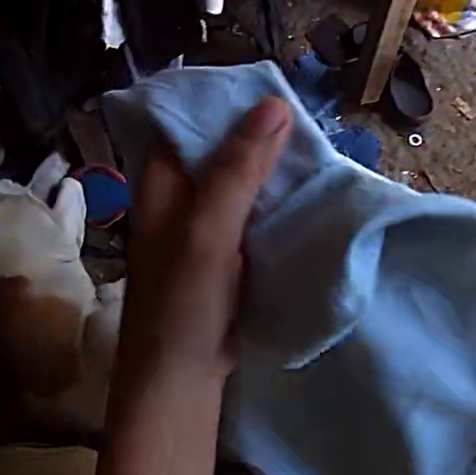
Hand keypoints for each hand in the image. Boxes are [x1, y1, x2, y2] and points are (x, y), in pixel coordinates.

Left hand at [116, 97, 290, 385]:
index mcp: (160, 186)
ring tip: (314, 158)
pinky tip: (302, 202)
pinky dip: (272, 209)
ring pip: (239, 189)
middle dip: (258, 141)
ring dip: (270, 176)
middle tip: (307, 128)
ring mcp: (202, 233)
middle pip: (219, 155)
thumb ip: (237, 171)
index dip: (228, 107)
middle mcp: (178, 203)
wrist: (182, 377)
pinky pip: (250, 221)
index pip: (190, 125)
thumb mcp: (208, 231)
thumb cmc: (184, 303)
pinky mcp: (223, 260)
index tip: (275, 97)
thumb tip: (274, 105)